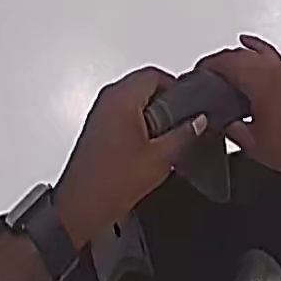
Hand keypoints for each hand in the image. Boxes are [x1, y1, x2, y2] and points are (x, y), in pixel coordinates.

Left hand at [52, 67, 205, 247]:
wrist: (82, 205)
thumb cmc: (111, 182)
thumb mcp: (160, 159)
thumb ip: (183, 135)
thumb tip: (198, 121)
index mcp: (122, 98)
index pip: (153, 74)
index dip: (175, 86)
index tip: (188, 103)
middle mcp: (108, 98)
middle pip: (143, 84)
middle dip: (165, 100)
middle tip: (180, 120)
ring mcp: (100, 110)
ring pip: (133, 97)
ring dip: (151, 111)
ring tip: (166, 136)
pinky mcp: (98, 124)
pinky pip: (122, 110)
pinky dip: (138, 120)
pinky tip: (148, 146)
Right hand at [197, 35, 280, 182]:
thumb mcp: (252, 144)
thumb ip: (230, 128)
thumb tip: (217, 121)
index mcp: (257, 81)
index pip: (223, 63)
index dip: (206, 67)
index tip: (197, 73)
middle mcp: (268, 70)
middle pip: (233, 55)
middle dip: (216, 63)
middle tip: (205, 76)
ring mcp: (279, 70)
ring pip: (247, 53)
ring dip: (231, 57)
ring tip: (220, 70)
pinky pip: (266, 51)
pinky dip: (254, 45)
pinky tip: (246, 42)